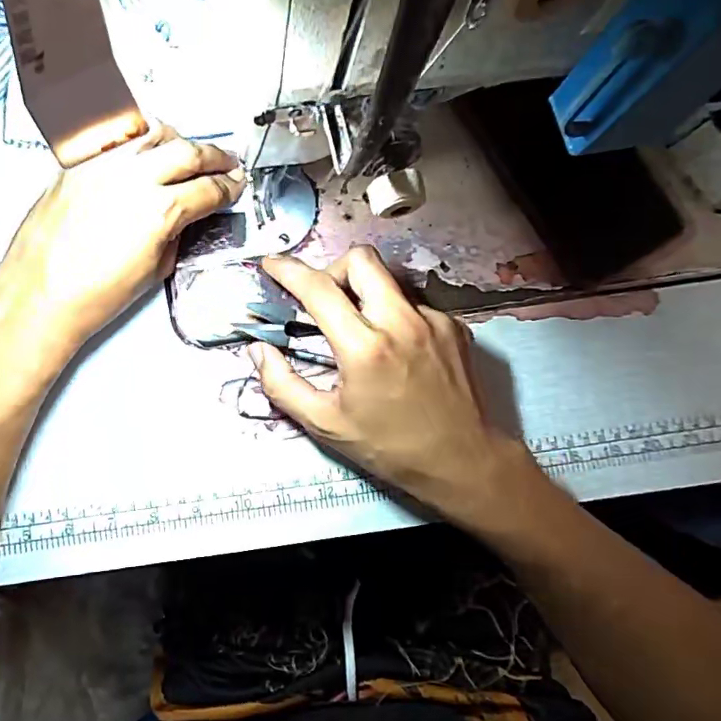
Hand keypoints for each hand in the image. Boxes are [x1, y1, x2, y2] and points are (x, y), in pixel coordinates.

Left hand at [0, 123, 244, 358]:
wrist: (40, 296)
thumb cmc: (90, 294)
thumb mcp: (155, 268)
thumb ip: (177, 232)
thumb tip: (188, 215)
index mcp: (159, 210)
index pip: (209, 188)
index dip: (229, 187)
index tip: (235, 186)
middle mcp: (132, 179)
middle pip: (188, 152)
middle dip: (216, 156)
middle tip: (227, 162)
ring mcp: (101, 167)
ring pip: (153, 133)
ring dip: (180, 138)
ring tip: (190, 148)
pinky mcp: (77, 165)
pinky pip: (117, 138)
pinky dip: (140, 137)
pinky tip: (147, 145)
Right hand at [252, 247, 538, 521]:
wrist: (461, 461)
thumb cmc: (390, 448)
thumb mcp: (326, 425)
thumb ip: (283, 385)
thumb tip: (259, 350)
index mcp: (365, 347)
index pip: (318, 288)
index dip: (287, 270)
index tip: (271, 264)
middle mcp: (401, 322)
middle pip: (361, 260)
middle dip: (334, 270)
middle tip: (325, 301)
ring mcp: (433, 321)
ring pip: (390, 281)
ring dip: (367, 295)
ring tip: (363, 333)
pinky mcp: (455, 327)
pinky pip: (415, 305)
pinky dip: (397, 317)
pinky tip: (398, 351)